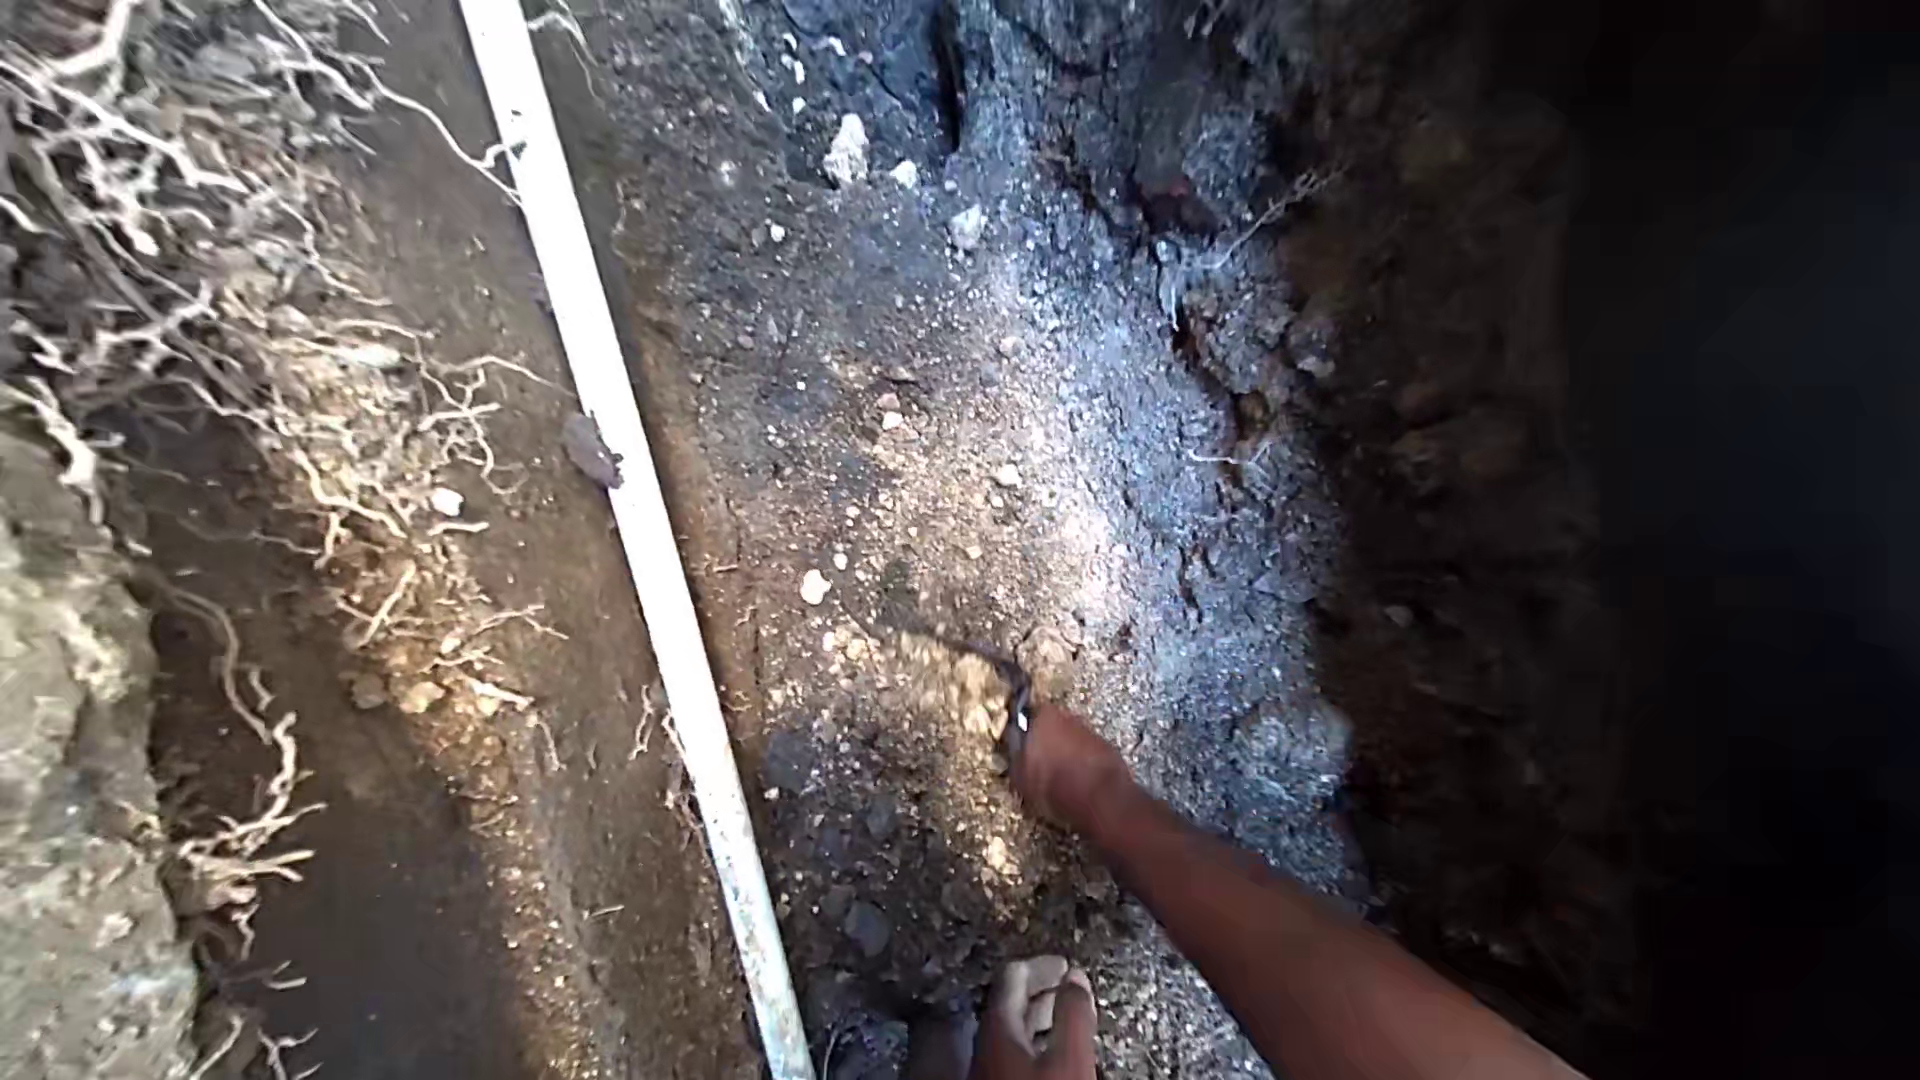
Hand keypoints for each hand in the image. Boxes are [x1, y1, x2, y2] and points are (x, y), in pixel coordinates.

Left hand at [969, 956, 1097, 1079]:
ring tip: (1071, 1023)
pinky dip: (1038, 1043)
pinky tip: (1056, 1058)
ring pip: (1015, 1031)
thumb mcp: (1067, 1059)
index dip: (1041, 964)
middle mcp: (986, 1039)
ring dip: (1043, 1020)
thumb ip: (1072, 1014)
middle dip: (1044, 990)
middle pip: (1013, 1001)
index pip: (1013, 974)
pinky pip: (1016, 1053)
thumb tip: (1075, 975)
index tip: (1067, 966)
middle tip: (1072, 990)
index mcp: (997, 1022)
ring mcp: (988, 1065)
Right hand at [1005, 702, 1131, 826]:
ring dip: (1067, 752)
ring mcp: (1090, 731)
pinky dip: (1085, 764)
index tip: (1022, 748)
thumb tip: (1015, 754)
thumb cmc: (1054, 786)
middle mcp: (1068, 716)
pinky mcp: (1109, 748)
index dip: (1024, 732)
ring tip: (1061, 778)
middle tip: (1041, 764)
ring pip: (1072, 738)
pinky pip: (1090, 753)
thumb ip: (1016, 759)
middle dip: (1047, 740)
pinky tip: (1080, 784)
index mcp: (1042, 716)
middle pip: (1052, 725)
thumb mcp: (1021, 779)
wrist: (1101, 800)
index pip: (1027, 715)